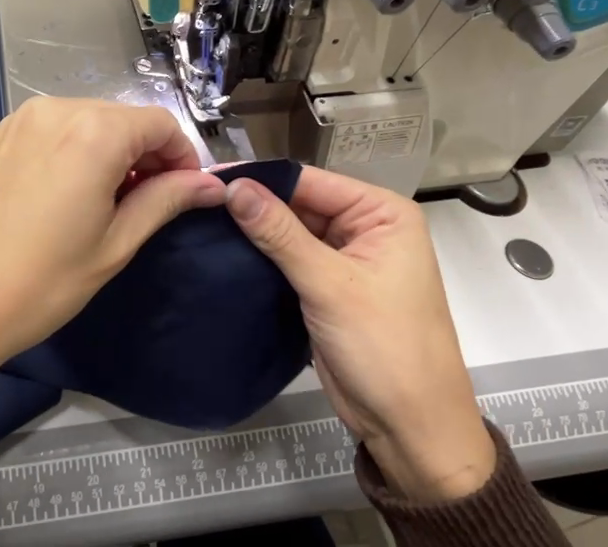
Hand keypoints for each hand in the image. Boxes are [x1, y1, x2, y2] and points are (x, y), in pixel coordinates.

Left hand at [0, 98, 224, 376]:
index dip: (182, 157)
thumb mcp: (117, 243)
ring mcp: (27, 116)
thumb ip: (167, 200)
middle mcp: (60, 108)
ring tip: (112, 201)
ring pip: (95, 119)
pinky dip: (83, 146)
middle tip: (151, 203)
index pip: (161, 123)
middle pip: (127, 118)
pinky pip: (63, 125)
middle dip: (149, 153)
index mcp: (93, 132)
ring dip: (116, 150)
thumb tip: (212, 185)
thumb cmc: (45, 280)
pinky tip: (78, 189)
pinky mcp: (6, 131)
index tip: (186, 194)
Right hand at [224, 168, 494, 501]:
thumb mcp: (330, 286)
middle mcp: (366, 227)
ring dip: (253, 234)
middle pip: (298, 204)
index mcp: (382, 213)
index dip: (260, 179)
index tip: (208, 178)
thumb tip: (233, 187)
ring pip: (289, 232)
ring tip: (199, 224)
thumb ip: (279, 233)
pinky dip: (262, 260)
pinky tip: (222, 254)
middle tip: (196, 204)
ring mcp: (346, 259)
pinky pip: (289, 261)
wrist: (411, 429)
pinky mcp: (328, 289)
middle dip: (253, 206)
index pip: (310, 181)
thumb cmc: (385, 349)